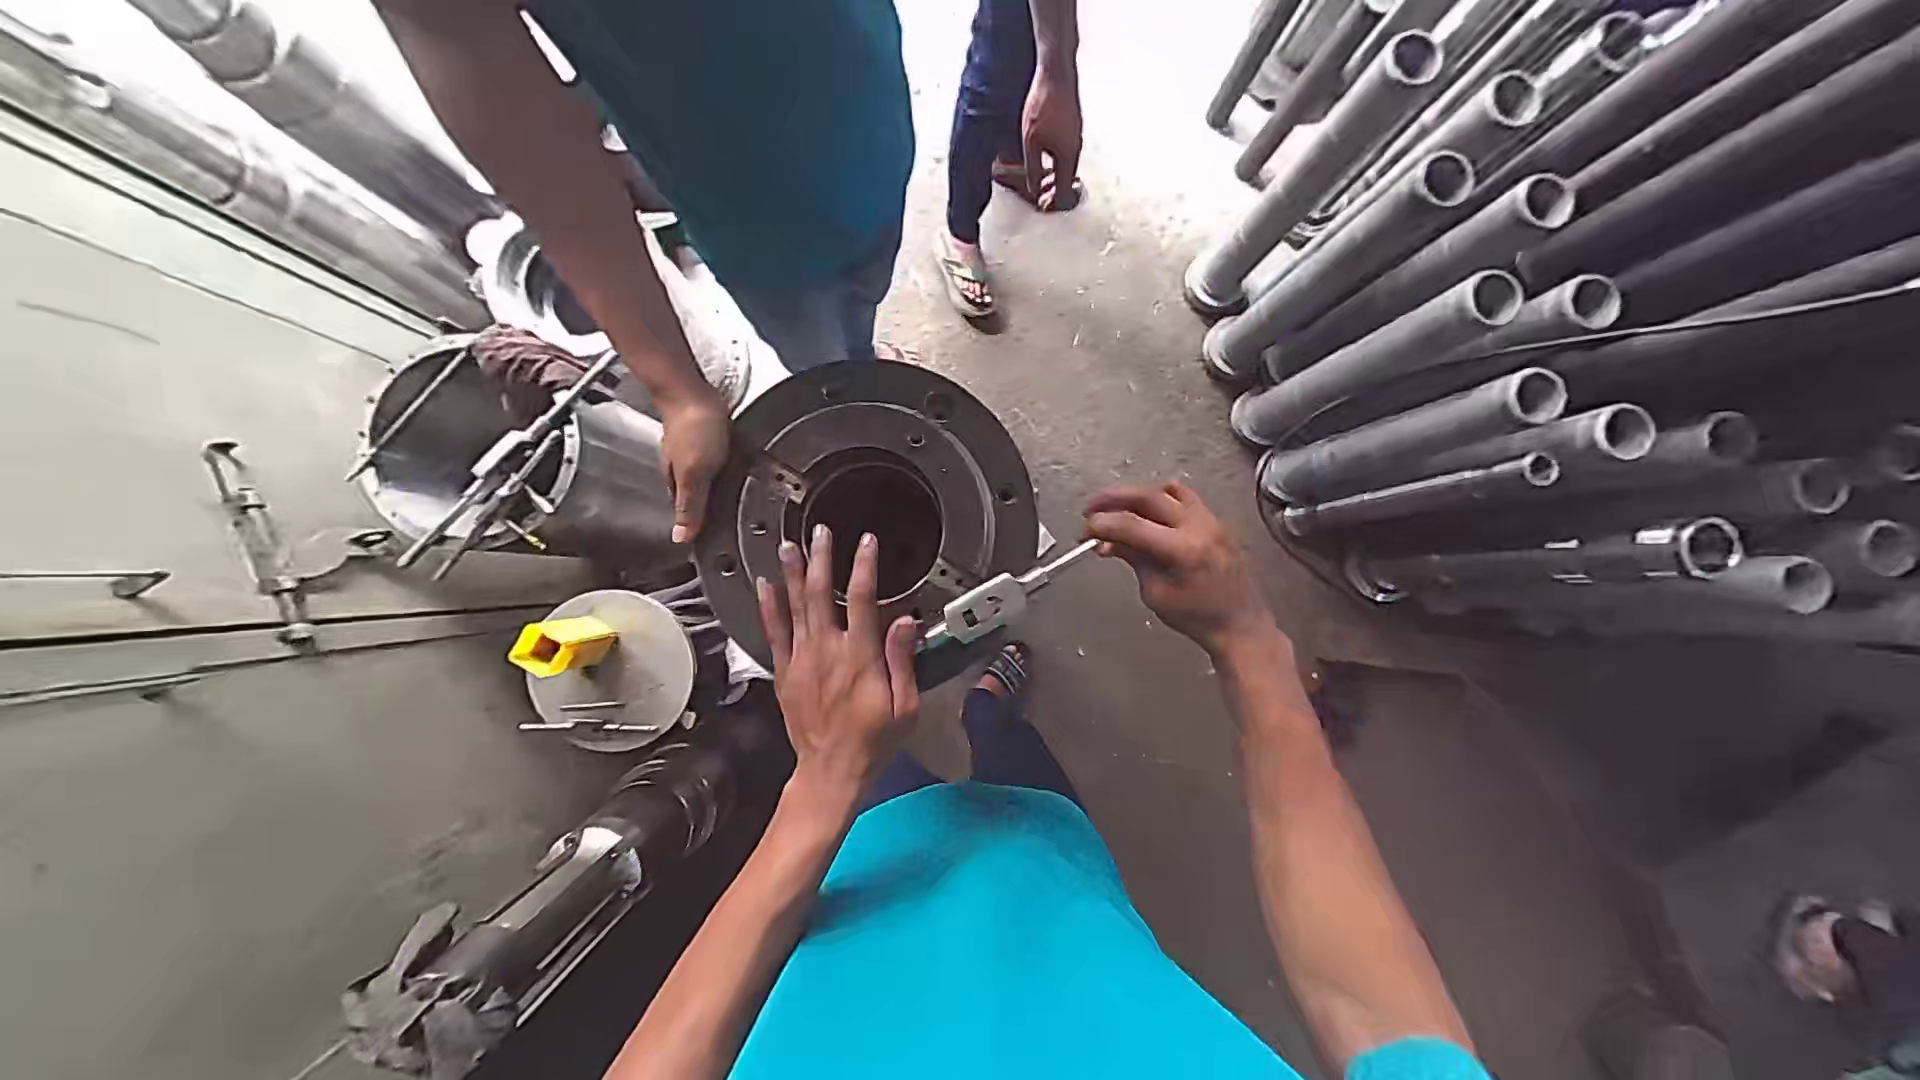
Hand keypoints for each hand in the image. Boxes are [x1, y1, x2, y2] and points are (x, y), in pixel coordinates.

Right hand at [657, 388, 729, 542]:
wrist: (694, 390)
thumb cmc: (693, 427)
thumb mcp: (694, 474)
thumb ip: (690, 506)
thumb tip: (680, 537)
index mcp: (677, 483)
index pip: (690, 516)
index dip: (705, 529)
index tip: (722, 544)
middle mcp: (685, 472)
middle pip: (702, 500)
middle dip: (719, 512)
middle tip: (741, 524)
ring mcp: (697, 456)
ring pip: (713, 483)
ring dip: (728, 492)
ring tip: (747, 502)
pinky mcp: (710, 442)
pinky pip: (722, 464)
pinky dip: (733, 471)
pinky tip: (743, 472)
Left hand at [757, 525, 919, 798]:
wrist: (830, 771)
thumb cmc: (873, 741)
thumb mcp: (905, 706)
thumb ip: (902, 660)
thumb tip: (906, 622)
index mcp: (860, 656)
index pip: (865, 599)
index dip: (865, 566)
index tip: (867, 542)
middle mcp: (827, 651)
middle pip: (823, 594)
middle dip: (822, 559)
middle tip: (820, 532)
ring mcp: (802, 660)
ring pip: (796, 606)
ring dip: (793, 573)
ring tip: (788, 546)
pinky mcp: (785, 672)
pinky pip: (774, 632)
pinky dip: (769, 607)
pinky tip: (765, 585)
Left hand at [1021, 66, 1082, 210]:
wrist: (1056, 71)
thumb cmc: (1042, 104)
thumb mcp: (1030, 141)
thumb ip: (1033, 168)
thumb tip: (1034, 190)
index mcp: (1068, 156)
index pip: (1063, 191)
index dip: (1053, 202)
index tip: (1042, 206)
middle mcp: (1076, 148)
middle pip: (1067, 181)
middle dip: (1054, 193)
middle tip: (1041, 199)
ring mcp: (1076, 136)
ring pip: (1067, 167)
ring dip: (1055, 178)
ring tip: (1041, 183)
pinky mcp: (1073, 127)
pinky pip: (1067, 153)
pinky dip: (1057, 164)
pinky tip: (1046, 161)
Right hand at [1084, 482, 1274, 656]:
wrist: (1239, 624)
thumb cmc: (1197, 617)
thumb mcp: (1155, 592)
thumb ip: (1133, 559)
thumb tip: (1106, 542)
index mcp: (1183, 550)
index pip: (1132, 525)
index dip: (1102, 524)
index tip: (1084, 530)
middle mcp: (1199, 527)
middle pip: (1147, 497)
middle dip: (1113, 499)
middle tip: (1090, 509)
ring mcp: (1210, 520)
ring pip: (1166, 491)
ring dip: (1136, 495)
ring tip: (1114, 507)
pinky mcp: (1214, 521)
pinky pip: (1184, 497)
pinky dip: (1160, 497)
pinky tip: (1146, 510)